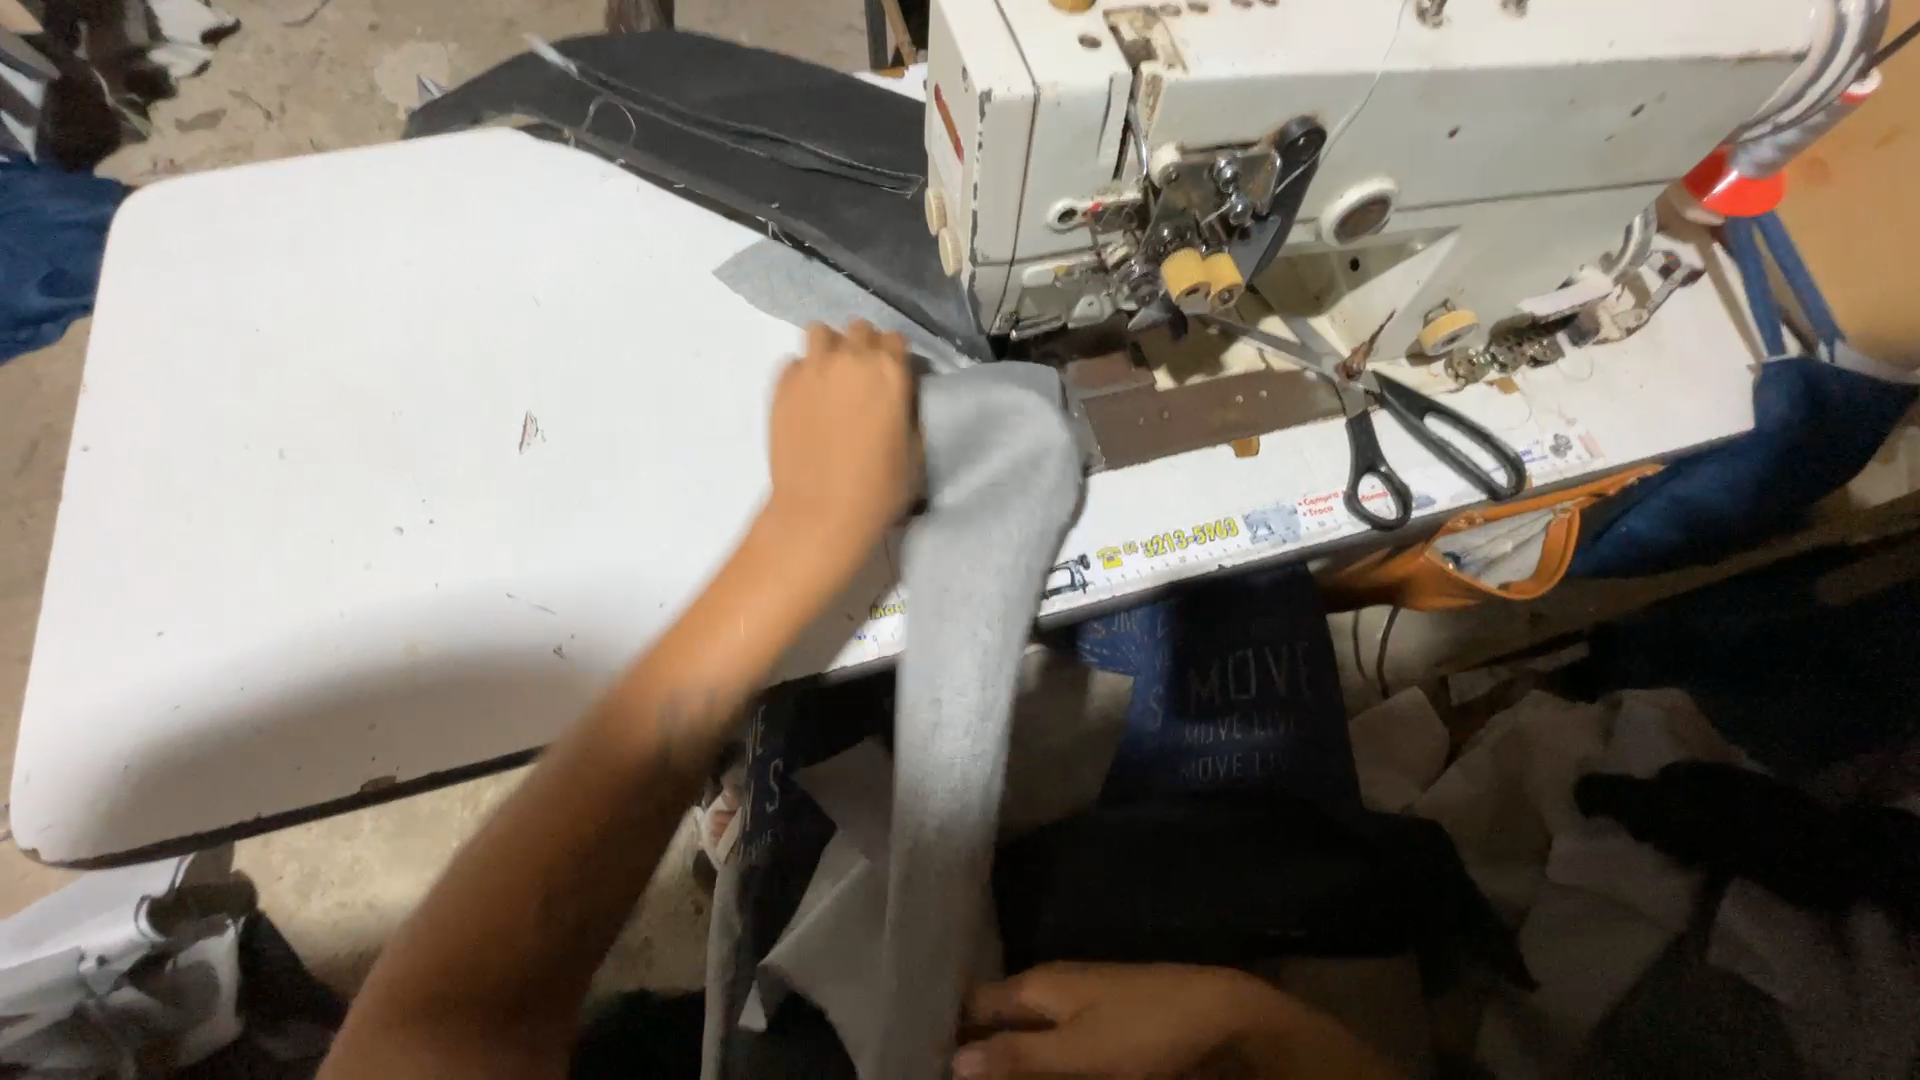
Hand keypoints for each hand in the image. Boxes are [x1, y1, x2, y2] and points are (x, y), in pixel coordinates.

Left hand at [764, 321, 916, 553]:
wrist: (820, 512)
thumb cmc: (878, 490)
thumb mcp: (915, 451)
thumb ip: (908, 411)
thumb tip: (900, 396)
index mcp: (889, 372)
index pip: (895, 339)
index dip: (895, 357)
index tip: (893, 377)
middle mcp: (850, 359)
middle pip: (859, 329)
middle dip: (863, 347)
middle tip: (862, 379)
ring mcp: (811, 369)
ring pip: (820, 332)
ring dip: (830, 348)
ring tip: (832, 378)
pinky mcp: (781, 385)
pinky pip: (794, 362)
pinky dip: (803, 372)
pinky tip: (808, 399)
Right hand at [954, 963, 1397, 1079]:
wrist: (1216, 1012)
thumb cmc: (1144, 1030)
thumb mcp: (1079, 1053)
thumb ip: (1017, 1056)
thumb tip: (951, 1062)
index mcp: (1035, 985)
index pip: (972, 1005)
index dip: (945, 1030)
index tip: (920, 1055)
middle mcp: (1048, 985)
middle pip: (993, 1014)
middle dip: (969, 1044)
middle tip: (944, 1070)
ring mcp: (1076, 998)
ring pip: (1021, 1025)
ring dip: (1001, 1052)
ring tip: (979, 1073)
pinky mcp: (1099, 1017)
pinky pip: (1049, 1035)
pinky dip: (1031, 1053)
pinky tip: (1029, 1069)